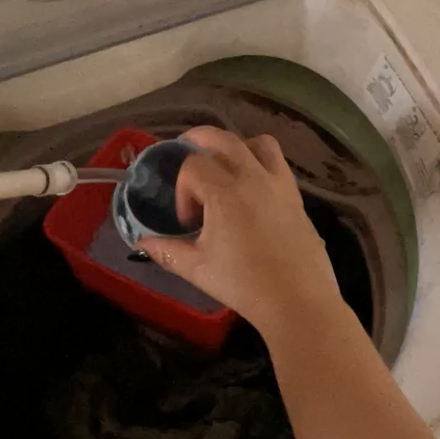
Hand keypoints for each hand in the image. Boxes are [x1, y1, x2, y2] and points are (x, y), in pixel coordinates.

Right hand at [137, 127, 346, 335]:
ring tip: (225, 168)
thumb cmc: (244, 284)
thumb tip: (142, 242)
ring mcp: (279, 183)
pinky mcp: (296, 194)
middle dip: (200, 141)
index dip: (183, 189)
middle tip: (188, 158)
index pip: (194, 166)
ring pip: (257, 143)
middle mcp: (253, 177)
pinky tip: (252, 189)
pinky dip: (260, 162)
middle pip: (223, 139)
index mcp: (225, 192)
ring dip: (236, 146)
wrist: (297, 300)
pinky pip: (278, 162)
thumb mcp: (198, 268)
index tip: (188, 220)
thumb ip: (167, 251)